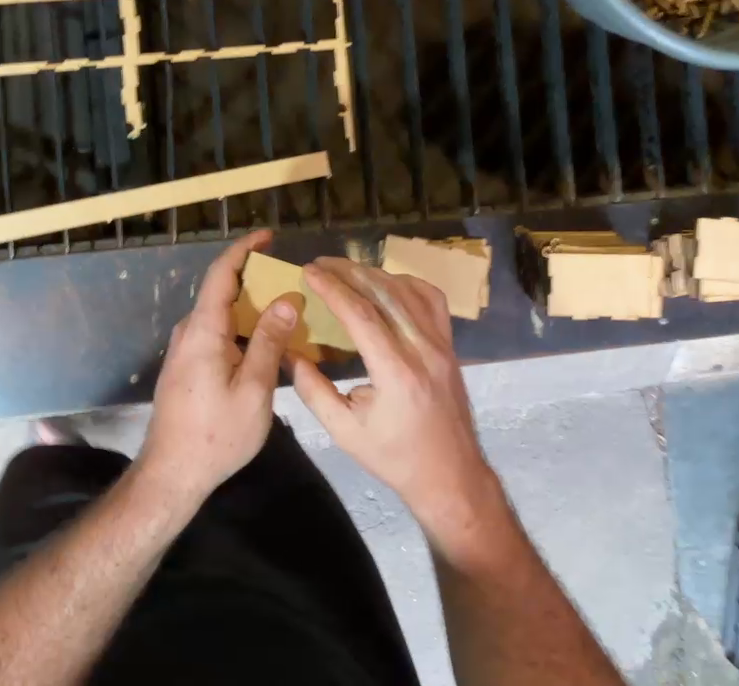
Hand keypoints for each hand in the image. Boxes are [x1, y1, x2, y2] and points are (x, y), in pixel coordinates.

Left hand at [134, 230, 298, 508]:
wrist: (171, 473)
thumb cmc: (216, 434)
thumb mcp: (254, 389)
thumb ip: (269, 341)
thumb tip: (287, 300)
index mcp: (203, 330)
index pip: (221, 273)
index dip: (244, 249)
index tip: (268, 235)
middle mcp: (189, 332)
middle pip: (221, 291)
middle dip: (255, 279)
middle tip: (290, 280)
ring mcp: (185, 350)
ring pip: (220, 315)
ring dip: (250, 307)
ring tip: (286, 311)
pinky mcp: (186, 367)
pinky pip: (216, 333)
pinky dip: (241, 328)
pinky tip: (264, 344)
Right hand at [289, 258, 502, 548]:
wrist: (450, 475)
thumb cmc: (394, 457)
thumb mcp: (344, 431)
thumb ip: (313, 390)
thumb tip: (287, 353)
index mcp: (396, 373)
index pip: (360, 315)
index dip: (332, 288)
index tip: (308, 271)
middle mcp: (423, 350)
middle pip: (384, 294)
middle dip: (348, 272)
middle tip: (319, 263)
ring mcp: (442, 345)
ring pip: (408, 292)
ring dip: (373, 274)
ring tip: (344, 270)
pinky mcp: (451, 346)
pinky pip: (432, 300)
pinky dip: (406, 284)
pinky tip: (385, 284)